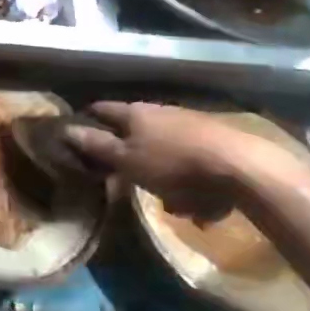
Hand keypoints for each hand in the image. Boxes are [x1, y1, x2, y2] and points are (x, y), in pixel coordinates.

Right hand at [64, 102, 306, 220]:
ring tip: (169, 200)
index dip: (87, 118)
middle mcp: (161, 111)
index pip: (101, 109)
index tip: (76, 133)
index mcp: (134, 113)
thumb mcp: (127, 161)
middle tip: (123, 175)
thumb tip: (65, 128)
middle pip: (135, 129)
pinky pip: (193, 160)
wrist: (243, 168)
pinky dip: (190, 178)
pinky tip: (199, 201)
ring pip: (165, 146)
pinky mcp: (217, 141)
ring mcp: (191, 123)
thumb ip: (96, 146)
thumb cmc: (174, 164)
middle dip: (129, 151)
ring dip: (162, 169)